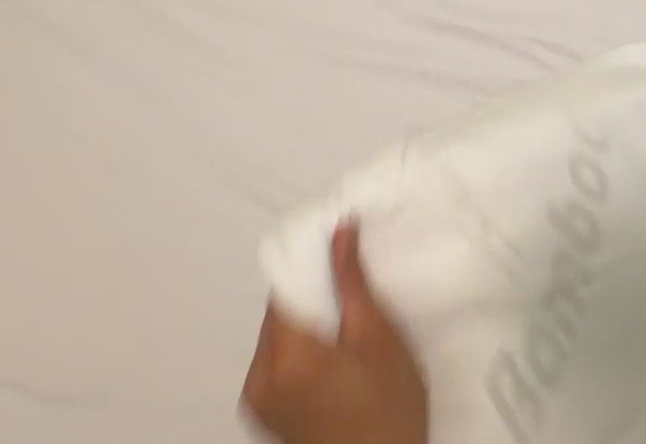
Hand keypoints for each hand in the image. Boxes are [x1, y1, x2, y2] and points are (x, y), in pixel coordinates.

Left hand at [242, 222, 428, 443]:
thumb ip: (351, 281)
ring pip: (278, 335)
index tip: (337, 250)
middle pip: (278, 312)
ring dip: (307, 321)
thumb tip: (339, 228)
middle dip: (311, 294)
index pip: (283, 285)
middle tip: (351, 293)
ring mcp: (257, 402)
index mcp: (282, 358)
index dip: (310, 261)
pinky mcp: (266, 417)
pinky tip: (335, 357)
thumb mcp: (379, 337)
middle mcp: (257, 379)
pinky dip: (301, 349)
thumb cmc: (389, 408)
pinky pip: (277, 362)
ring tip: (347, 327)